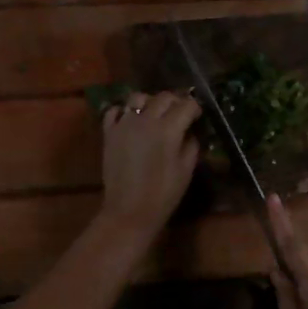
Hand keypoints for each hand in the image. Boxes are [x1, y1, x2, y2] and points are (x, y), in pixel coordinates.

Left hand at [97, 91, 201, 236]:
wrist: (129, 211)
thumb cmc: (163, 194)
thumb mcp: (186, 170)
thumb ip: (191, 145)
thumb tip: (190, 132)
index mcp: (168, 129)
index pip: (186, 105)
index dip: (195, 108)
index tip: (198, 116)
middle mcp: (145, 120)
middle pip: (164, 97)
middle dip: (176, 102)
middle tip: (180, 114)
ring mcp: (124, 124)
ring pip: (138, 98)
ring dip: (150, 102)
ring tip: (155, 114)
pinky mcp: (109, 133)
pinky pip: (115, 111)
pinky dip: (125, 111)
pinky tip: (131, 121)